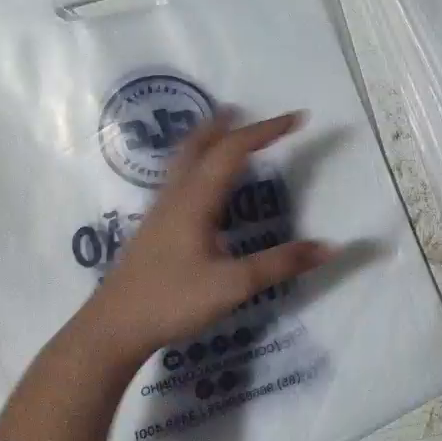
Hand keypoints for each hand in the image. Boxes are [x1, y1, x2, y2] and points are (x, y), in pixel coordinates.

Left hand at [77, 110, 331, 363]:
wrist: (111, 330)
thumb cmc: (171, 301)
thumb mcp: (233, 286)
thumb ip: (280, 263)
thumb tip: (330, 247)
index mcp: (196, 200)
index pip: (234, 150)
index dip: (267, 131)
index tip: (298, 119)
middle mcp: (176, 197)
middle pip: (199, 145)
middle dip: (225, 124)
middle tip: (245, 109)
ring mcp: (160, 213)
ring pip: (183, 161)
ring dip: (206, 140)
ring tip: (222, 131)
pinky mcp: (154, 230)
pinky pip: (179, 180)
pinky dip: (197, 164)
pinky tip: (202, 185)